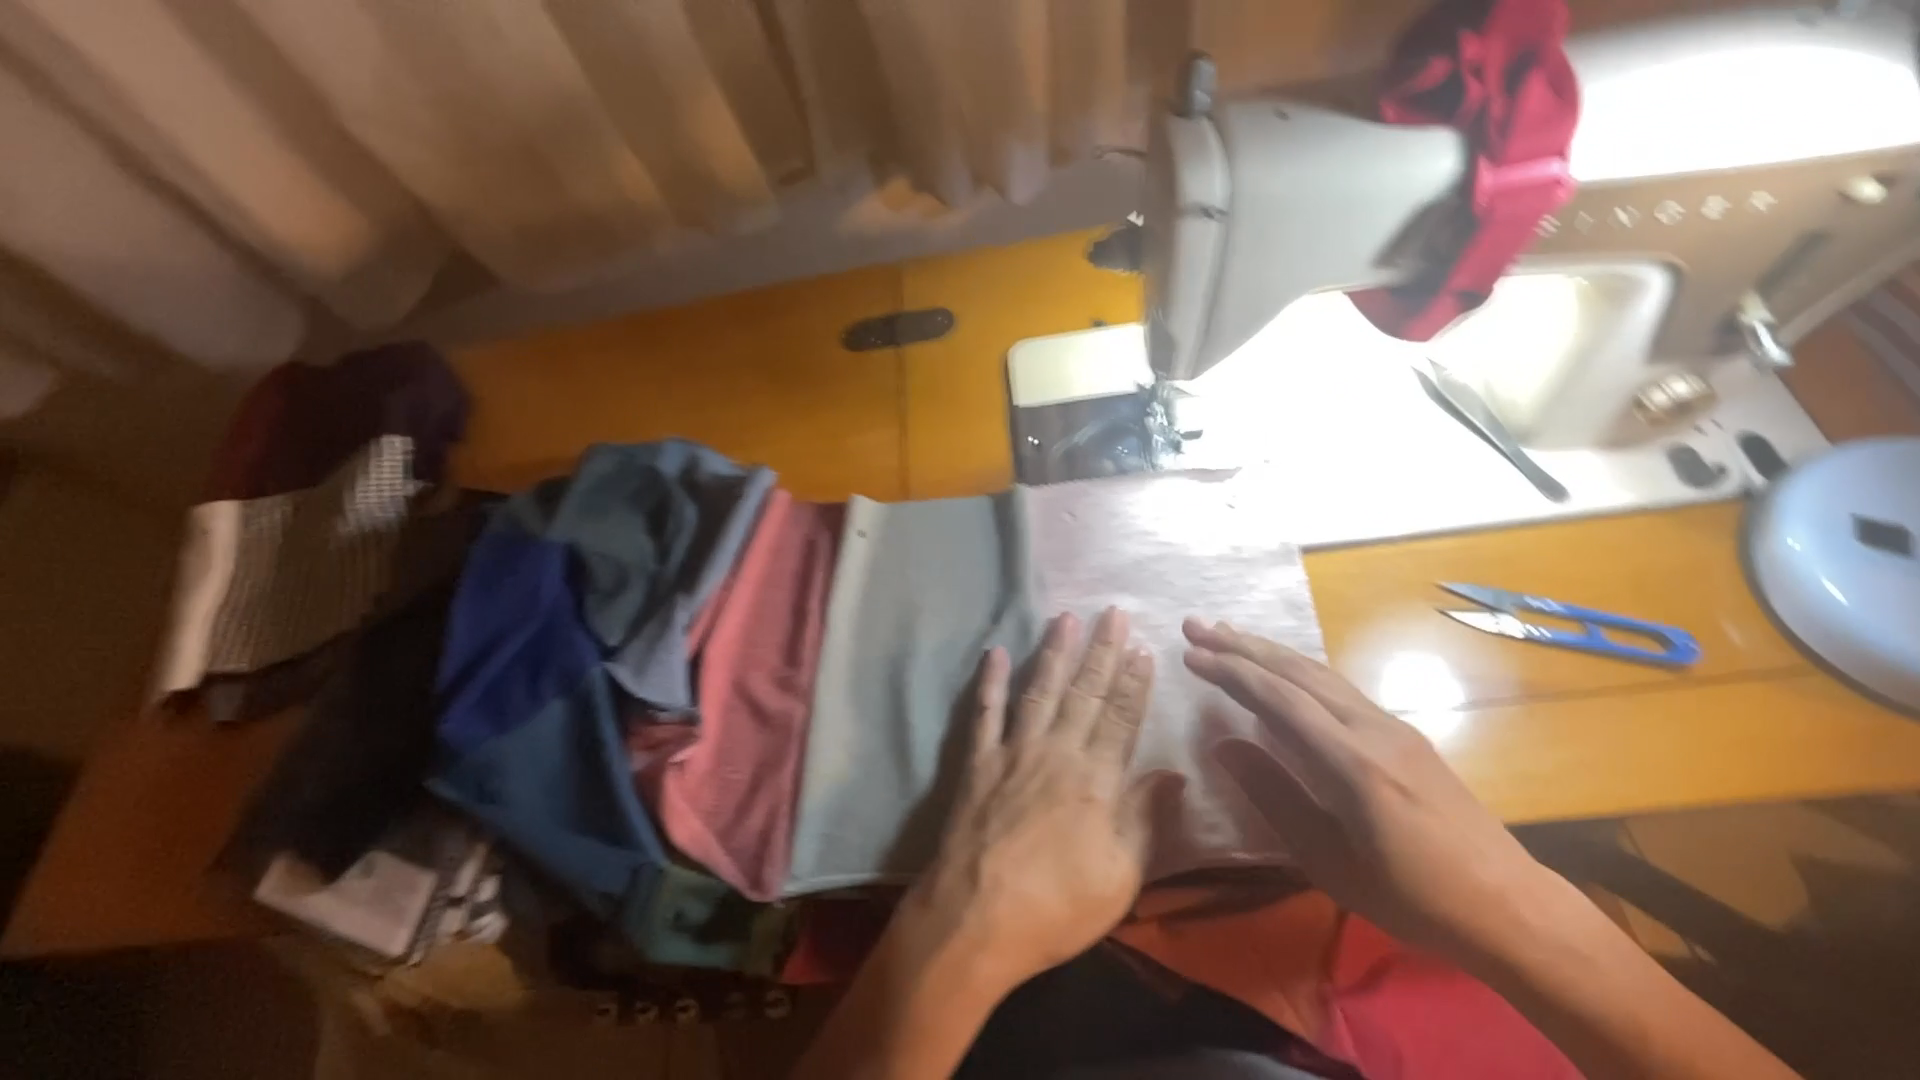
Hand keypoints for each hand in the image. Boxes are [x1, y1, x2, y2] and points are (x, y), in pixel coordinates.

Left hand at [909, 608, 1179, 989]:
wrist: (975, 920)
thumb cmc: (1057, 908)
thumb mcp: (1121, 877)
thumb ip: (1145, 820)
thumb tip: (1173, 775)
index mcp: (1096, 780)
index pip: (1121, 718)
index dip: (1134, 682)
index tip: (1142, 648)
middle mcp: (1056, 754)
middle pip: (1085, 693)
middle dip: (1101, 651)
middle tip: (1112, 612)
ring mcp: (1012, 754)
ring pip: (1039, 691)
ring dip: (1053, 653)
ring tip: (1065, 618)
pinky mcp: (976, 764)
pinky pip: (984, 713)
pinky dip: (989, 681)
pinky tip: (994, 652)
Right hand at [1182, 618, 1563, 963]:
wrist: (1506, 905)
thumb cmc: (1411, 896)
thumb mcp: (1329, 860)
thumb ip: (1275, 796)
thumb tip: (1223, 745)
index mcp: (1353, 763)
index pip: (1281, 700)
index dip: (1232, 673)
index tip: (1190, 653)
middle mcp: (1374, 730)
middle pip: (1300, 673)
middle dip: (1244, 646)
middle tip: (1197, 624)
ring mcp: (1394, 728)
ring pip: (1322, 675)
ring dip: (1271, 652)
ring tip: (1229, 635)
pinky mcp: (1405, 737)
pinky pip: (1340, 689)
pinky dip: (1299, 671)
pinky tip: (1283, 672)